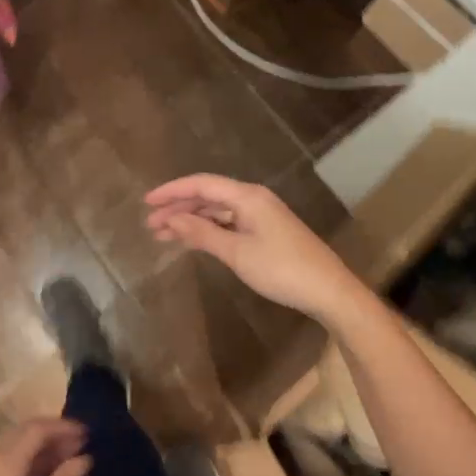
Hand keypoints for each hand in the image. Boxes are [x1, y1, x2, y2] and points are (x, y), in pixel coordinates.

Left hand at [0, 419, 92, 475]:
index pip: (35, 429)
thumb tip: (84, 458)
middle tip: (81, 446)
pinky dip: (25, 464)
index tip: (90, 434)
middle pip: (21, 434)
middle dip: (53, 435)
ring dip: (39, 450)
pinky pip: (2, 465)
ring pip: (11, 450)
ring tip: (67, 463)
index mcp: (2, 466)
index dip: (63, 426)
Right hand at [145, 174, 365, 321]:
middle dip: (178, 207)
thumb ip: (202, 233)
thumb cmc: (282, 269)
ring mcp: (261, 215)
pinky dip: (209, 229)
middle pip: (208, 196)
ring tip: (164, 235)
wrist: (329, 291)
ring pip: (218, 210)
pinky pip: (229, 222)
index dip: (172, 191)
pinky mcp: (267, 231)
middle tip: (150, 224)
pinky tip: (194, 240)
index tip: (147, 202)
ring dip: (191, 220)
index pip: (201, 184)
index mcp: (247, 196)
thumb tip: (171, 218)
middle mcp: (253, 199)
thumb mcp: (237, 253)